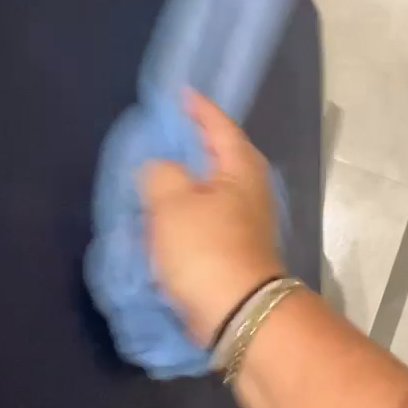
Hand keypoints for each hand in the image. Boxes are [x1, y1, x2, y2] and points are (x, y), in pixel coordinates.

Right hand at [141, 91, 287, 344]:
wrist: (238, 313)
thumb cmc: (206, 249)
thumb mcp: (172, 201)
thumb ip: (160, 172)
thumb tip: (161, 169)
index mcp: (240, 167)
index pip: (219, 124)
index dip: (197, 108)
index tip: (179, 93)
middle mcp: (251, 188)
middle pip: (218, 155)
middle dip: (191, 144)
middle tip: (161, 134)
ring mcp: (247, 220)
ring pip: (211, 188)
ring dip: (186, 181)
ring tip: (156, 174)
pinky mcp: (236, 248)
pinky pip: (207, 217)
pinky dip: (187, 211)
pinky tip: (165, 216)